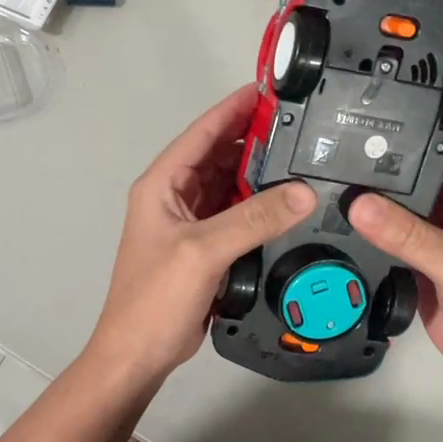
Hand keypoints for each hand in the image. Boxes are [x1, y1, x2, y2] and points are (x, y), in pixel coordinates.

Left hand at [87, 85, 315, 383]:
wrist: (137, 353)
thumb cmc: (156, 298)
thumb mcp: (204, 251)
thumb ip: (254, 218)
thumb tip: (305, 192)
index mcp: (162, 185)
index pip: (202, 133)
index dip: (235, 108)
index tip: (272, 88)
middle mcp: (174, 196)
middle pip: (219, 156)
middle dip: (256, 140)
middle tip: (303, 126)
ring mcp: (189, 223)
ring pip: (230, 185)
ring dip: (261, 174)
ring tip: (304, 158)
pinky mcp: (204, 248)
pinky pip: (236, 214)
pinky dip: (260, 206)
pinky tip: (289, 203)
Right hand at [346, 138, 442, 388]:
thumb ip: (409, 236)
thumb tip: (362, 204)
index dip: (416, 131)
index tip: (373, 120)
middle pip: (416, 175)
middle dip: (382, 167)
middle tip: (336, 153)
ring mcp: (439, 239)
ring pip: (399, 209)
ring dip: (373, 204)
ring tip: (331, 187)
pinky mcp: (420, 265)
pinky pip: (390, 240)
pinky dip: (369, 235)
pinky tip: (342, 228)